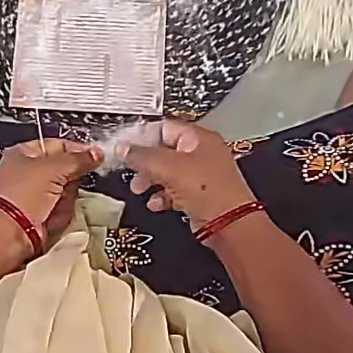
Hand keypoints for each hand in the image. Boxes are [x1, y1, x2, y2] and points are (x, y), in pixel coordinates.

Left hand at [0, 138, 102, 256]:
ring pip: (68, 190)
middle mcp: (30, 173)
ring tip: (53, 204)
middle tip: (63, 184)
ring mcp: (37, 195)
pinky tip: (52, 216)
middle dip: (69, 179)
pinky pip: (64, 208)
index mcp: (25, 153)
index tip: (94, 156)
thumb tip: (98, 153)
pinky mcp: (43, 214)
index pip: (59, 145)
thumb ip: (79, 159)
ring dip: (65, 198)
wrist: (11, 233)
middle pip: (67, 170)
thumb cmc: (23, 194)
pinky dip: (61, 213)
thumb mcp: (54, 168)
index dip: (77, 150)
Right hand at [121, 122, 257, 232]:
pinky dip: (162, 196)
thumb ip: (142, 156)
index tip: (125, 146)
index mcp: (198, 138)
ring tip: (138, 188)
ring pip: (167, 172)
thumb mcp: (169, 167)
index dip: (143, 136)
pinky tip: (155, 203)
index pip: (165, 128)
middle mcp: (201, 154)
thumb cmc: (209, 190)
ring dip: (150, 180)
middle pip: (163, 151)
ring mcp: (201, 176)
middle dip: (144, 162)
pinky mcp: (199, 196)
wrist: (229, 225)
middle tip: (131, 170)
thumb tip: (123, 149)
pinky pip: (174, 191)